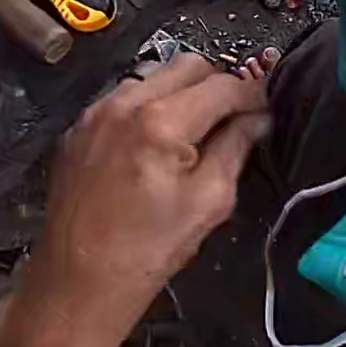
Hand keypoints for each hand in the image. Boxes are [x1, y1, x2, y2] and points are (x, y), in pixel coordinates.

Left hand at [33, 52, 271, 296]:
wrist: (79, 281)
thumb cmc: (151, 248)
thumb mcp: (211, 200)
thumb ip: (236, 146)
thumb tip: (258, 118)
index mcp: (161, 122)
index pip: (222, 85)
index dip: (253, 94)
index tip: (265, 109)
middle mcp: (125, 103)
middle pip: (189, 65)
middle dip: (219, 85)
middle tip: (234, 118)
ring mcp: (96, 112)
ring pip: (156, 75)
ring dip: (184, 92)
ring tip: (196, 130)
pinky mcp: (80, 126)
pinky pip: (127, 96)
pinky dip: (152, 105)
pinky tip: (158, 140)